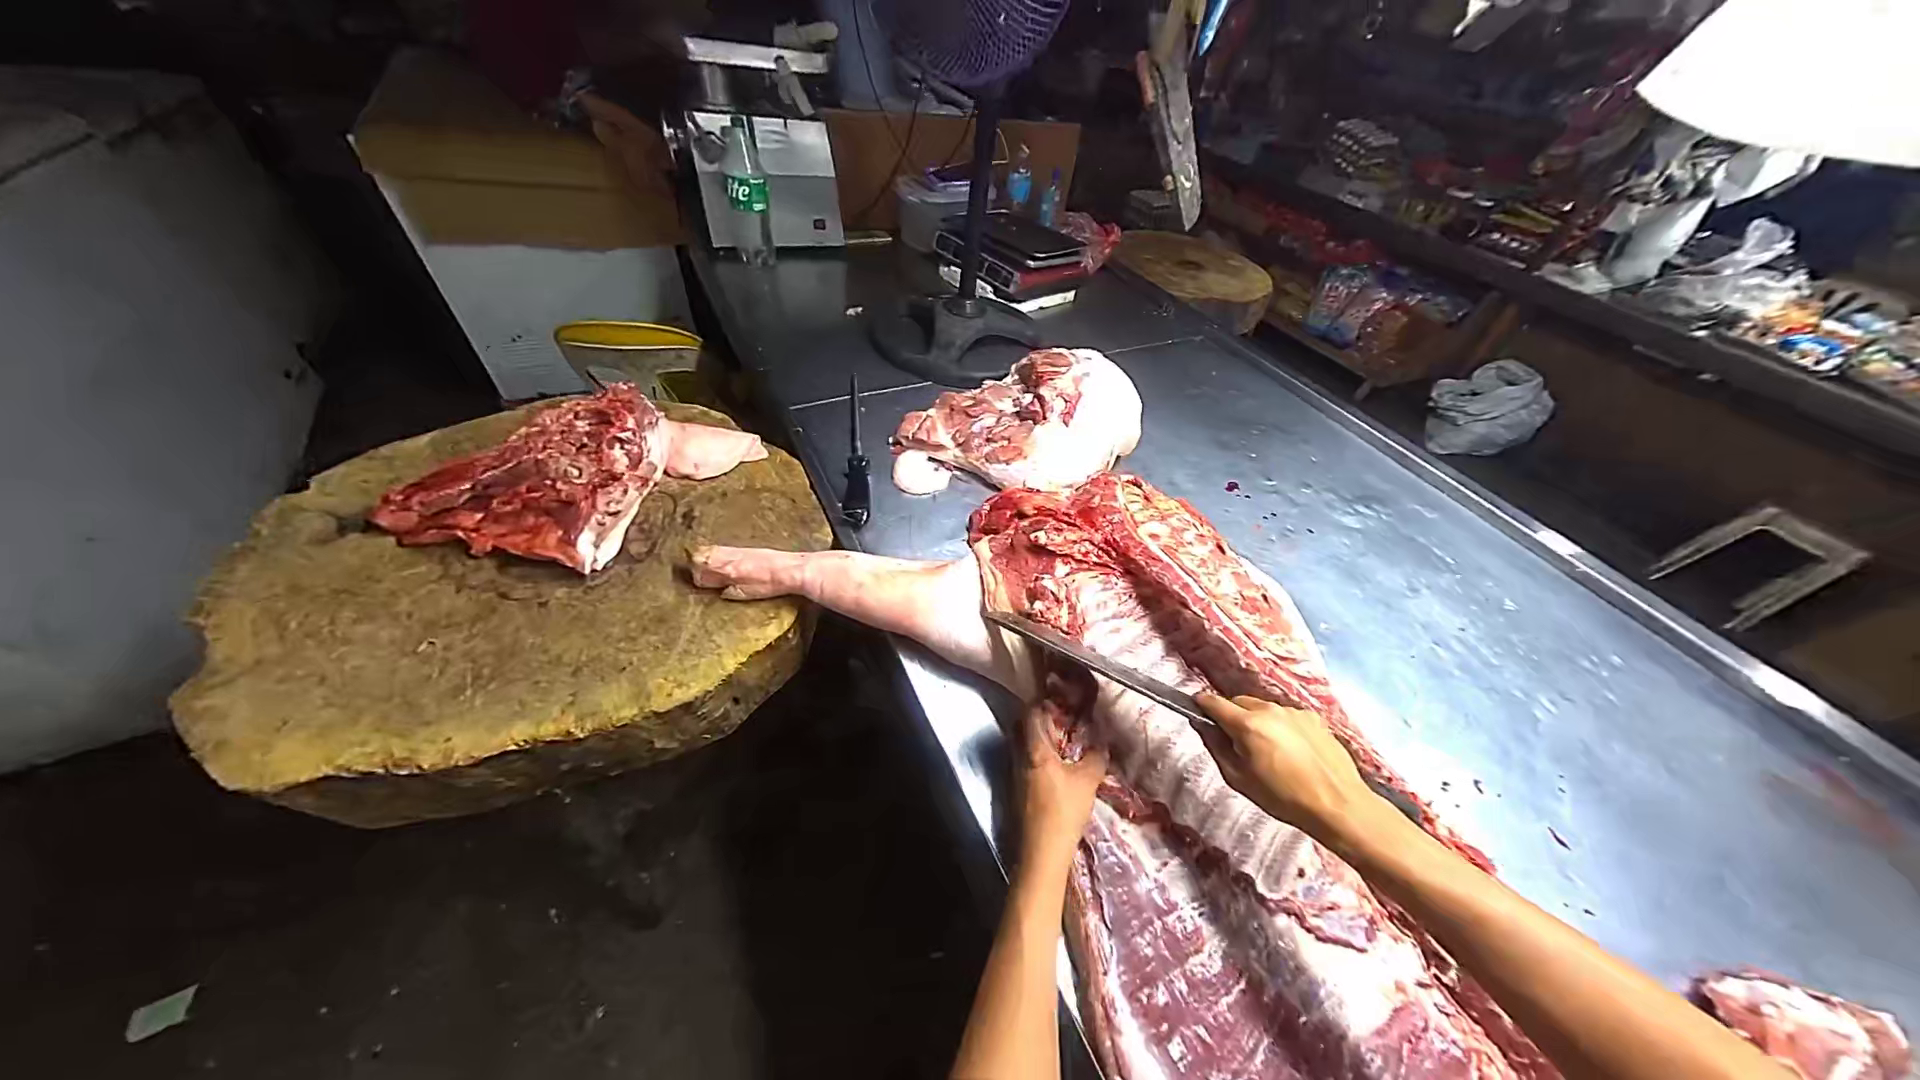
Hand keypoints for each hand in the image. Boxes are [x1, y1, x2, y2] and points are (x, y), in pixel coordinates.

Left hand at [1016, 703, 1108, 865]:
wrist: (1042, 852)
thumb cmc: (1064, 810)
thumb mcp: (1088, 781)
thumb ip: (1096, 758)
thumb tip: (1103, 743)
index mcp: (1033, 749)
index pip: (1030, 714)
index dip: (1042, 702)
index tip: (1058, 698)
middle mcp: (1019, 757)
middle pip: (1023, 727)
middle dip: (1039, 719)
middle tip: (1060, 717)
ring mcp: (1014, 774)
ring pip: (1023, 746)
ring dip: (1039, 739)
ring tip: (1061, 739)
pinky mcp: (1017, 790)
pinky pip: (1025, 762)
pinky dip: (1038, 757)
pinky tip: (1055, 766)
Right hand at [1194, 693, 1374, 841]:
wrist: (1339, 806)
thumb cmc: (1284, 798)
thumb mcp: (1238, 778)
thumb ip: (1215, 747)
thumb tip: (1202, 725)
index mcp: (1247, 725)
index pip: (1213, 702)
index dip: (1201, 705)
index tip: (1198, 711)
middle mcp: (1270, 710)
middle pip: (1238, 702)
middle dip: (1232, 716)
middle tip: (1237, 743)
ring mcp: (1294, 712)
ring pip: (1263, 708)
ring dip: (1257, 721)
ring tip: (1268, 750)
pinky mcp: (1314, 718)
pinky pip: (1286, 716)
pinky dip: (1280, 726)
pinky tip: (1291, 751)